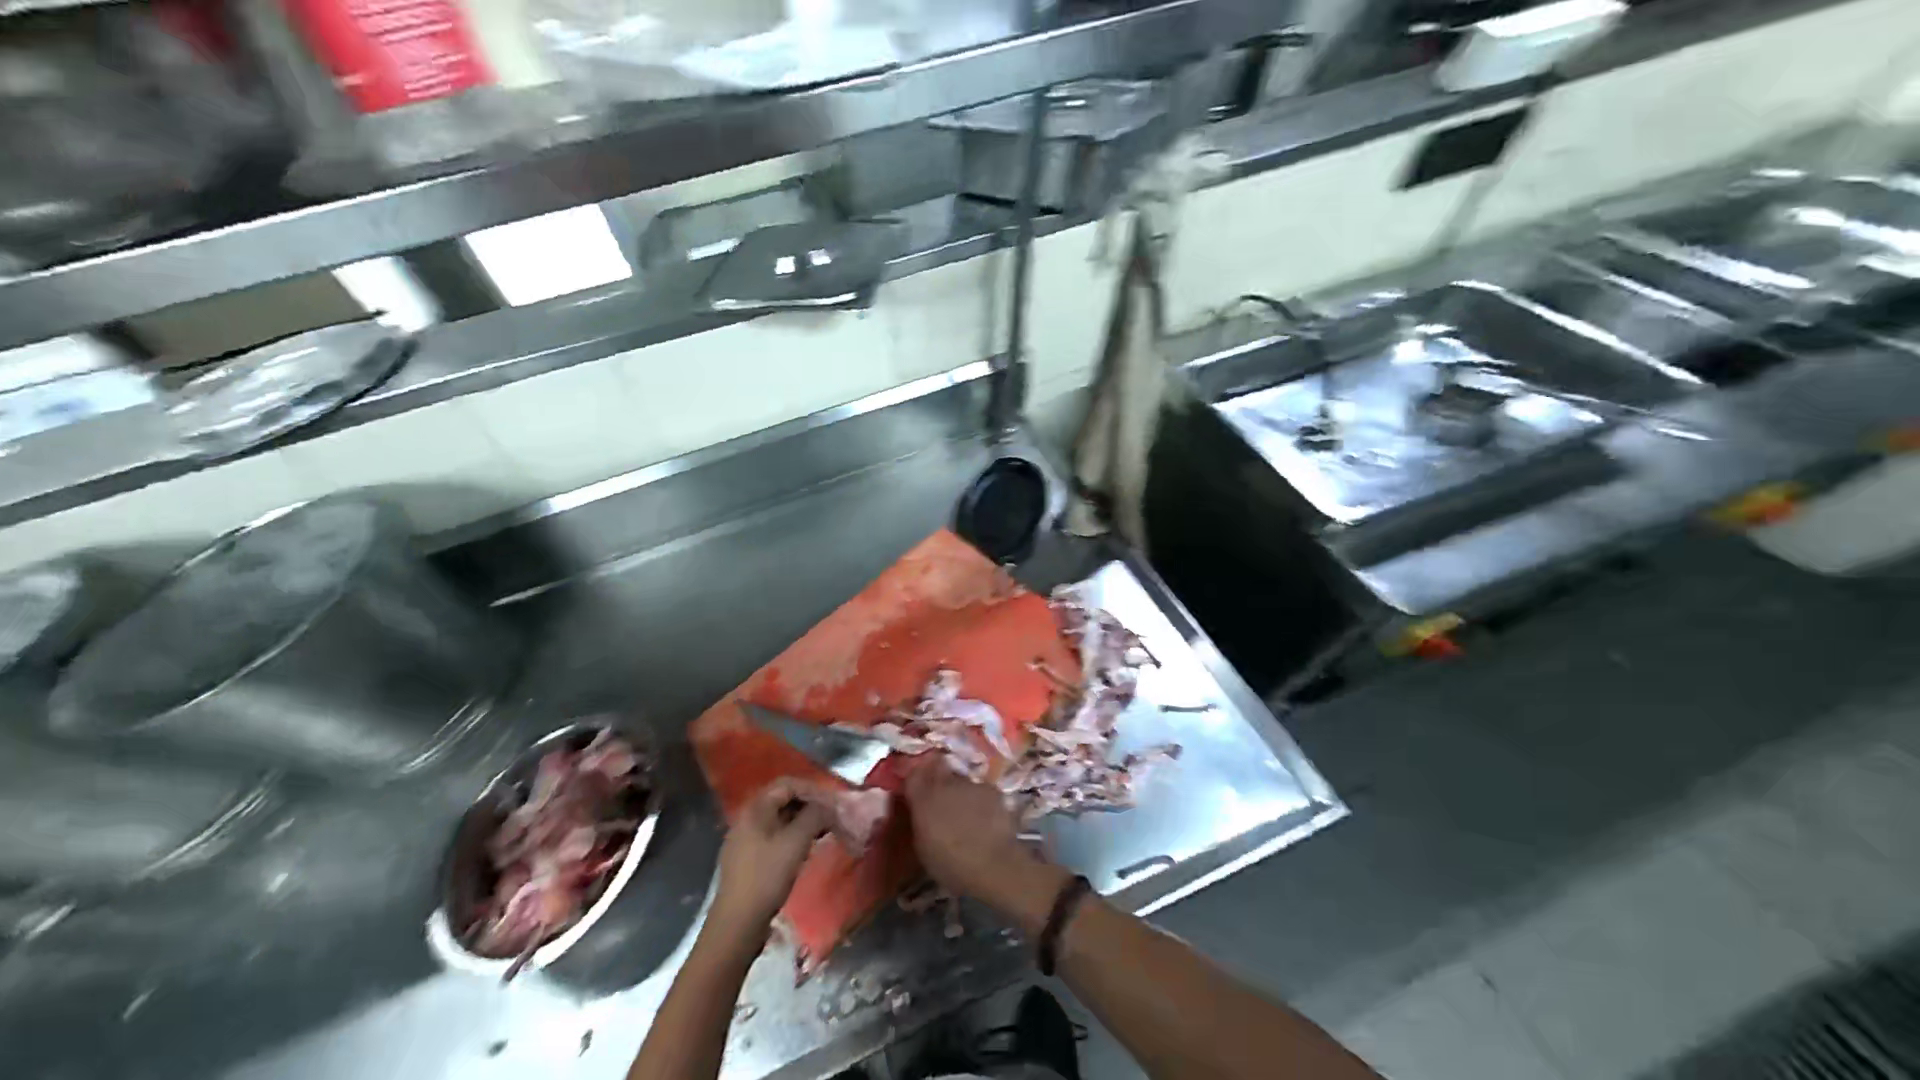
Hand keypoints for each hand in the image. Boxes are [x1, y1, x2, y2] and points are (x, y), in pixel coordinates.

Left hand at [709, 779, 831, 942]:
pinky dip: (792, 838)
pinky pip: (773, 838)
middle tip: (831, 818)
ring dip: (802, 822)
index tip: (833, 802)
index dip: (812, 789)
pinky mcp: (747, 860)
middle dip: (809, 805)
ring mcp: (744, 840)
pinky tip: (804, 851)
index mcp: (755, 809)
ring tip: (823, 834)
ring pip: (779, 820)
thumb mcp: (796, 842)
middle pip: (782, 800)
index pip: (787, 784)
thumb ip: (815, 816)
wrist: (737, 923)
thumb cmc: (767, 877)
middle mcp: (746, 819)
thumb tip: (827, 806)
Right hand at [903, 763, 1068, 934]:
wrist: (993, 865)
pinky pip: (980, 791)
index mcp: (924, 798)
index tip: (917, 788)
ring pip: (960, 781)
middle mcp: (946, 784)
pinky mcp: (992, 790)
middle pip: (938, 770)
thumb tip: (920, 812)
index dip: (916, 779)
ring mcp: (971, 784)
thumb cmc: (951, 864)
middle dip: (938, 780)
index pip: (913, 775)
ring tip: (966, 813)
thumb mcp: (923, 847)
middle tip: (941, 800)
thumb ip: (920, 820)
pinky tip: (985, 818)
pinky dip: (980, 800)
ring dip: (960, 792)